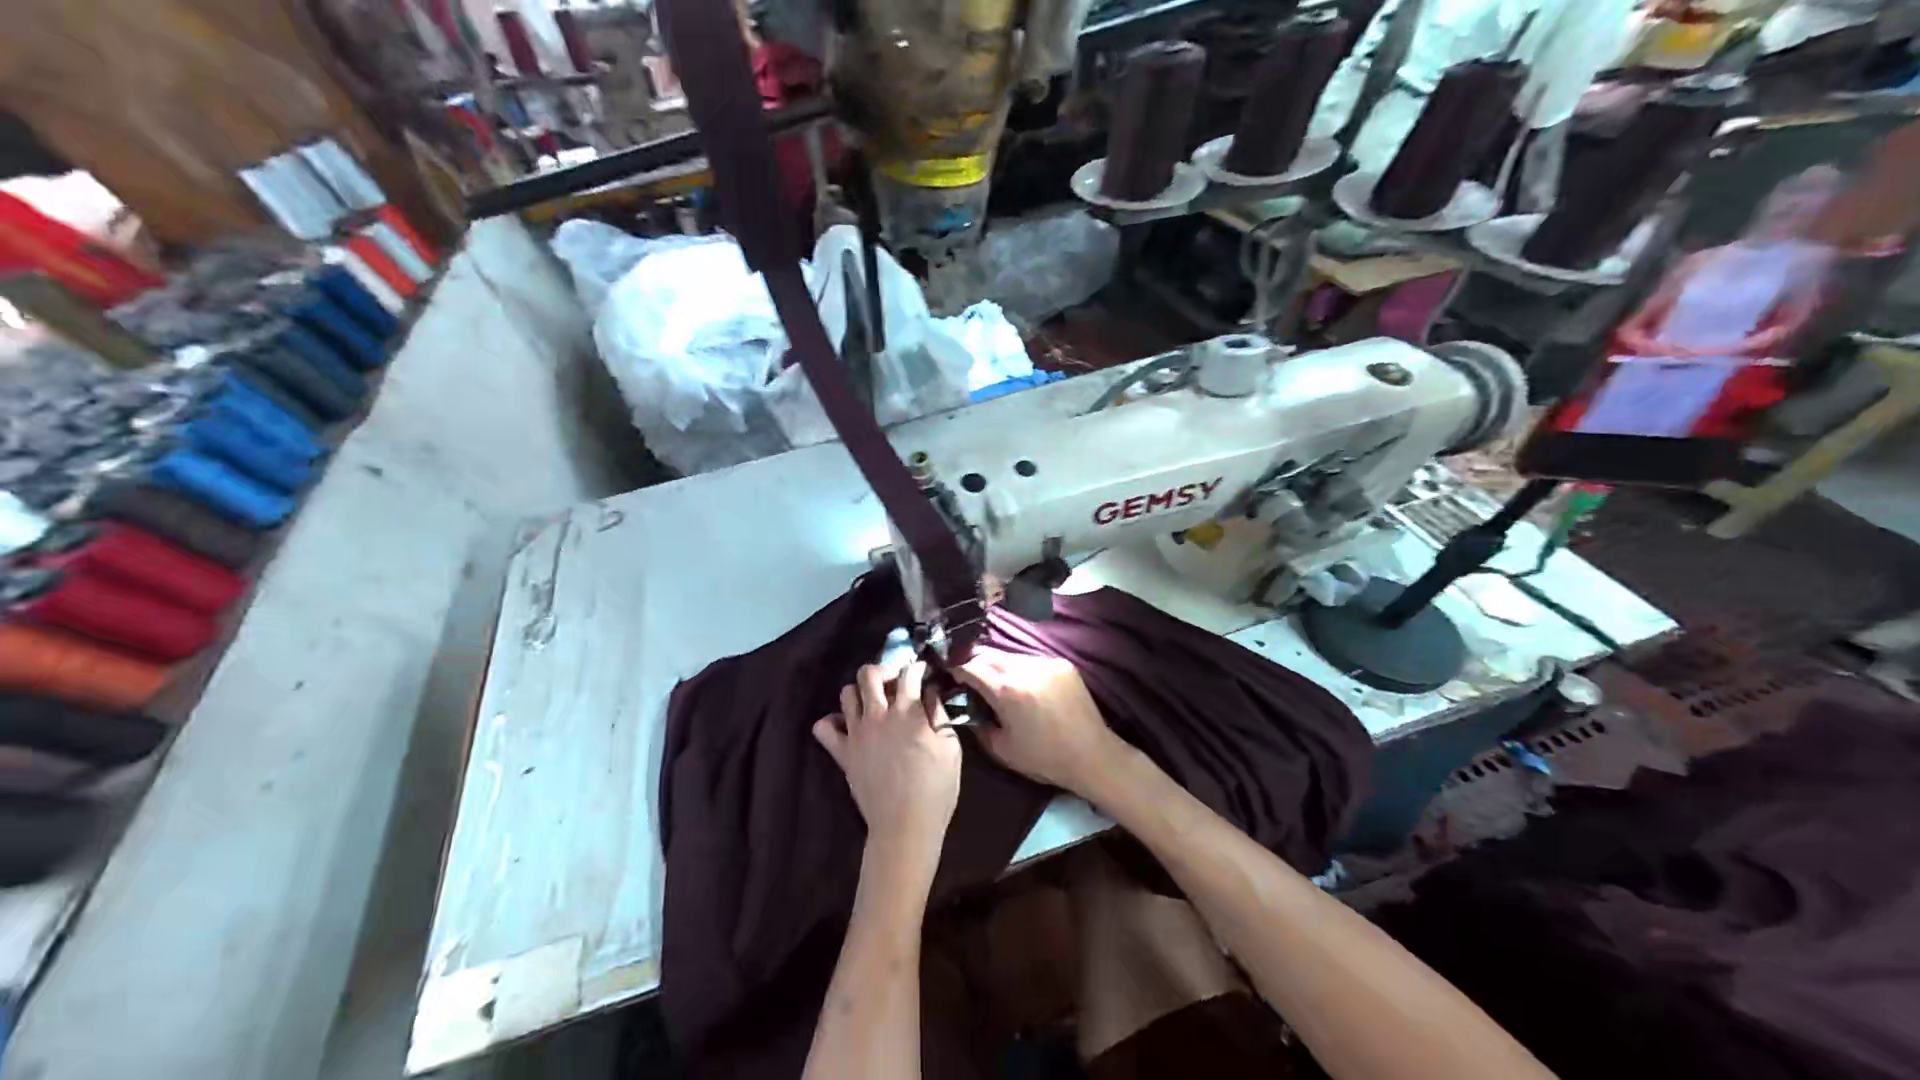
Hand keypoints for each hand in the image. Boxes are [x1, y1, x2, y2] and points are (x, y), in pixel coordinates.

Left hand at [814, 661, 962, 858]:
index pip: (909, 673)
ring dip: (860, 692)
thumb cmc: (936, 788)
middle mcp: (878, 715)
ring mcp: (856, 732)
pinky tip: (848, 727)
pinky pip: (823, 727)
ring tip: (873, 703)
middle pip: (869, 673)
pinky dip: (832, 722)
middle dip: (883, 670)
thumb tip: (930, 692)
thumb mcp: (951, 748)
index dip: (918, 668)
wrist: (905, 826)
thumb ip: (939, 714)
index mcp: (908, 712)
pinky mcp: (842, 752)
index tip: (923, 672)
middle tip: (894, 683)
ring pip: (846, 693)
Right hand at [953, 650, 1125, 796]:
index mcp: (1007, 690)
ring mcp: (1046, 662)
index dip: (956, 669)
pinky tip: (1023, 687)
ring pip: (1010, 656)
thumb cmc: (1044, 758)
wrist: (1092, 756)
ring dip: (998, 666)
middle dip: (974, 663)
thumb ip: (977, 723)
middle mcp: (1025, 668)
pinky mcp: (1061, 664)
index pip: (971, 666)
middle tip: (967, 678)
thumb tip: (964, 706)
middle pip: (988, 654)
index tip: (948, 675)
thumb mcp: (1001, 749)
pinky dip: (1020, 670)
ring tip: (996, 684)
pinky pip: (1031, 660)